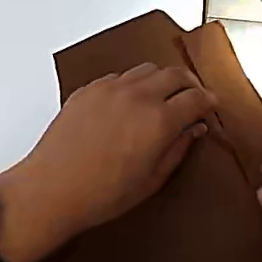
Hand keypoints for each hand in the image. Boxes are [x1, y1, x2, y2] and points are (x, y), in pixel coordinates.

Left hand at [0, 63, 217, 261]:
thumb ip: (178, 149)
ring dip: (161, 79)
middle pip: (175, 74)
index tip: (210, 105)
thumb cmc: (99, 193)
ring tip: (162, 96)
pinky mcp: (89, 90)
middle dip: (190, 83)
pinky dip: (132, 84)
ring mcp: (110, 89)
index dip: (208, 101)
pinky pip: (119, 77)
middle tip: (193, 95)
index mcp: (159, 121)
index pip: (196, 98)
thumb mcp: (152, 180)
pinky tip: (130, 101)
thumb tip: (193, 130)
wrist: (52, 190)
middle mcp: (137, 97)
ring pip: (147, 69)